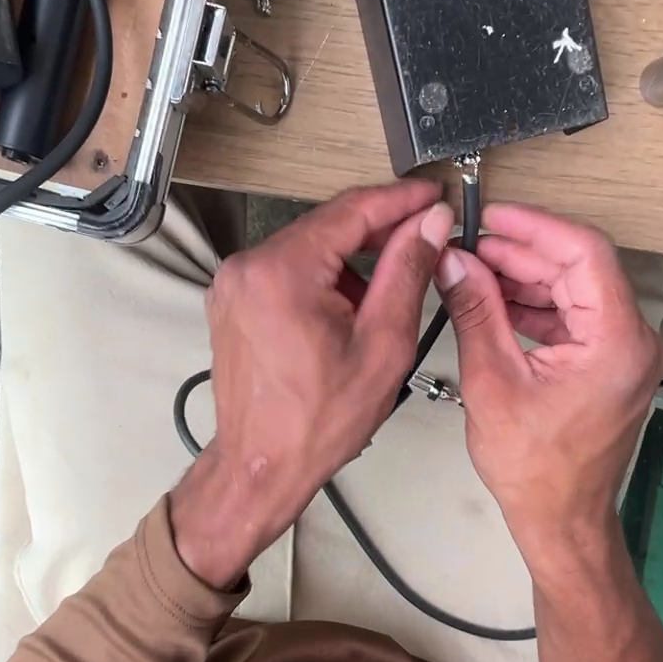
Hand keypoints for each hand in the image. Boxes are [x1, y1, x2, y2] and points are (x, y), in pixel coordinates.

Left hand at [171, 181, 453, 586]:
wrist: (261, 464)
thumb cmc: (317, 421)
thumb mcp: (382, 344)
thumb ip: (406, 272)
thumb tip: (429, 223)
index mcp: (282, 272)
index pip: (350, 211)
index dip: (399, 201)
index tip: (432, 197)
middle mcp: (247, 267)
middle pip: (326, 226)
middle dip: (377, 233)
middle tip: (424, 240)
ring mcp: (232, 283)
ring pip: (307, 248)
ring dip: (348, 262)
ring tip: (380, 303)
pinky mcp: (230, 300)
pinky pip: (284, 270)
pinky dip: (319, 279)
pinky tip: (345, 311)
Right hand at [436, 203, 662, 575]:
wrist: (559, 518)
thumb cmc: (536, 469)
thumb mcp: (492, 382)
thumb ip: (475, 313)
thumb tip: (455, 264)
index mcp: (617, 342)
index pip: (584, 254)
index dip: (535, 227)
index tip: (494, 216)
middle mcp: (631, 341)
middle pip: (578, 268)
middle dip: (522, 253)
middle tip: (471, 244)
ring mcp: (621, 352)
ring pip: (572, 290)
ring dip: (523, 278)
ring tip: (474, 270)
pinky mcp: (605, 363)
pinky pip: (570, 317)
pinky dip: (532, 306)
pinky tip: (493, 301)